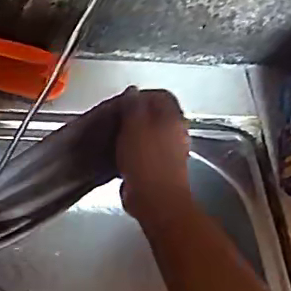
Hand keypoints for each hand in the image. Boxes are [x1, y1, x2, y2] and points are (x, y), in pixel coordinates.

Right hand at [116, 87, 191, 217]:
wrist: (155, 198)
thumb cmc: (145, 161)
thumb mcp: (133, 127)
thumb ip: (133, 107)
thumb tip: (132, 92)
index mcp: (172, 118)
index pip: (160, 95)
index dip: (140, 95)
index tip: (121, 103)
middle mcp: (176, 132)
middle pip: (156, 115)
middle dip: (135, 115)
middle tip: (115, 120)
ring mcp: (170, 151)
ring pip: (150, 133)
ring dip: (133, 134)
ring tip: (114, 138)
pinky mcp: (159, 168)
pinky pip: (145, 151)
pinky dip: (133, 150)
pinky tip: (120, 156)